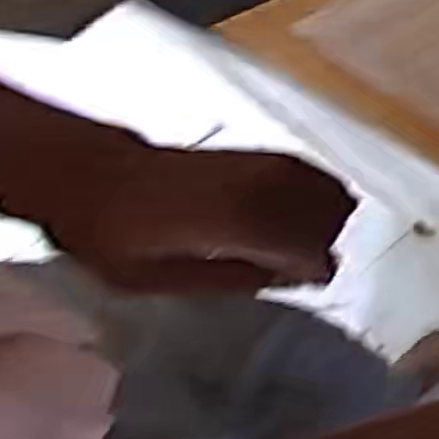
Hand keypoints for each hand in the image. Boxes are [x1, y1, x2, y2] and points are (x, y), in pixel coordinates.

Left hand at [48, 145, 355, 293]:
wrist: (99, 176)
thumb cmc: (113, 232)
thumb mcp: (153, 279)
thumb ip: (229, 281)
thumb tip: (286, 279)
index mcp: (243, 223)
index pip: (311, 250)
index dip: (312, 271)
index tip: (305, 281)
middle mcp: (273, 190)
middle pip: (332, 225)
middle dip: (322, 247)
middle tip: (298, 264)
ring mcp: (280, 168)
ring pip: (338, 200)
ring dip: (327, 223)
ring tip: (298, 239)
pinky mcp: (281, 157)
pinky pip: (327, 182)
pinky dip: (325, 200)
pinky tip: (298, 214)